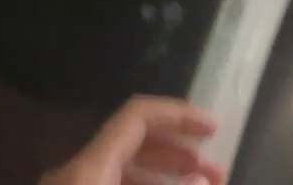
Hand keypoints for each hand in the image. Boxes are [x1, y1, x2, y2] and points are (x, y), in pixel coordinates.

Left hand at [39, 96, 223, 184]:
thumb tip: (200, 178)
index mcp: (87, 165)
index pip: (137, 115)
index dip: (176, 114)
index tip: (212, 127)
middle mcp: (76, 169)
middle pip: (133, 141)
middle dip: (177, 151)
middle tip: (216, 170)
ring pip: (123, 170)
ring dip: (164, 176)